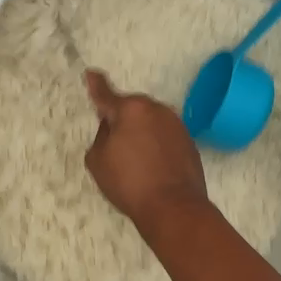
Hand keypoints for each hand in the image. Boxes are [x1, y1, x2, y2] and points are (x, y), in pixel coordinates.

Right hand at [83, 69, 209, 229]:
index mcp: (130, 109)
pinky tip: (153, 168)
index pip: (106, 94)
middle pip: (131, 110)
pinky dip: (156, 146)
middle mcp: (156, 109)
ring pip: (150, 123)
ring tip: (136, 162)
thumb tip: (113, 128)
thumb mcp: (98, 160)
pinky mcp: (189, 141)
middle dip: (122, 121)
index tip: (91, 74)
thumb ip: (101, 136)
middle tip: (115, 148)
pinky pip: (165, 137)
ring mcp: (176, 124)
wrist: (173, 206)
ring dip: (141, 134)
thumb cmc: (129, 182)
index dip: (96, 85)